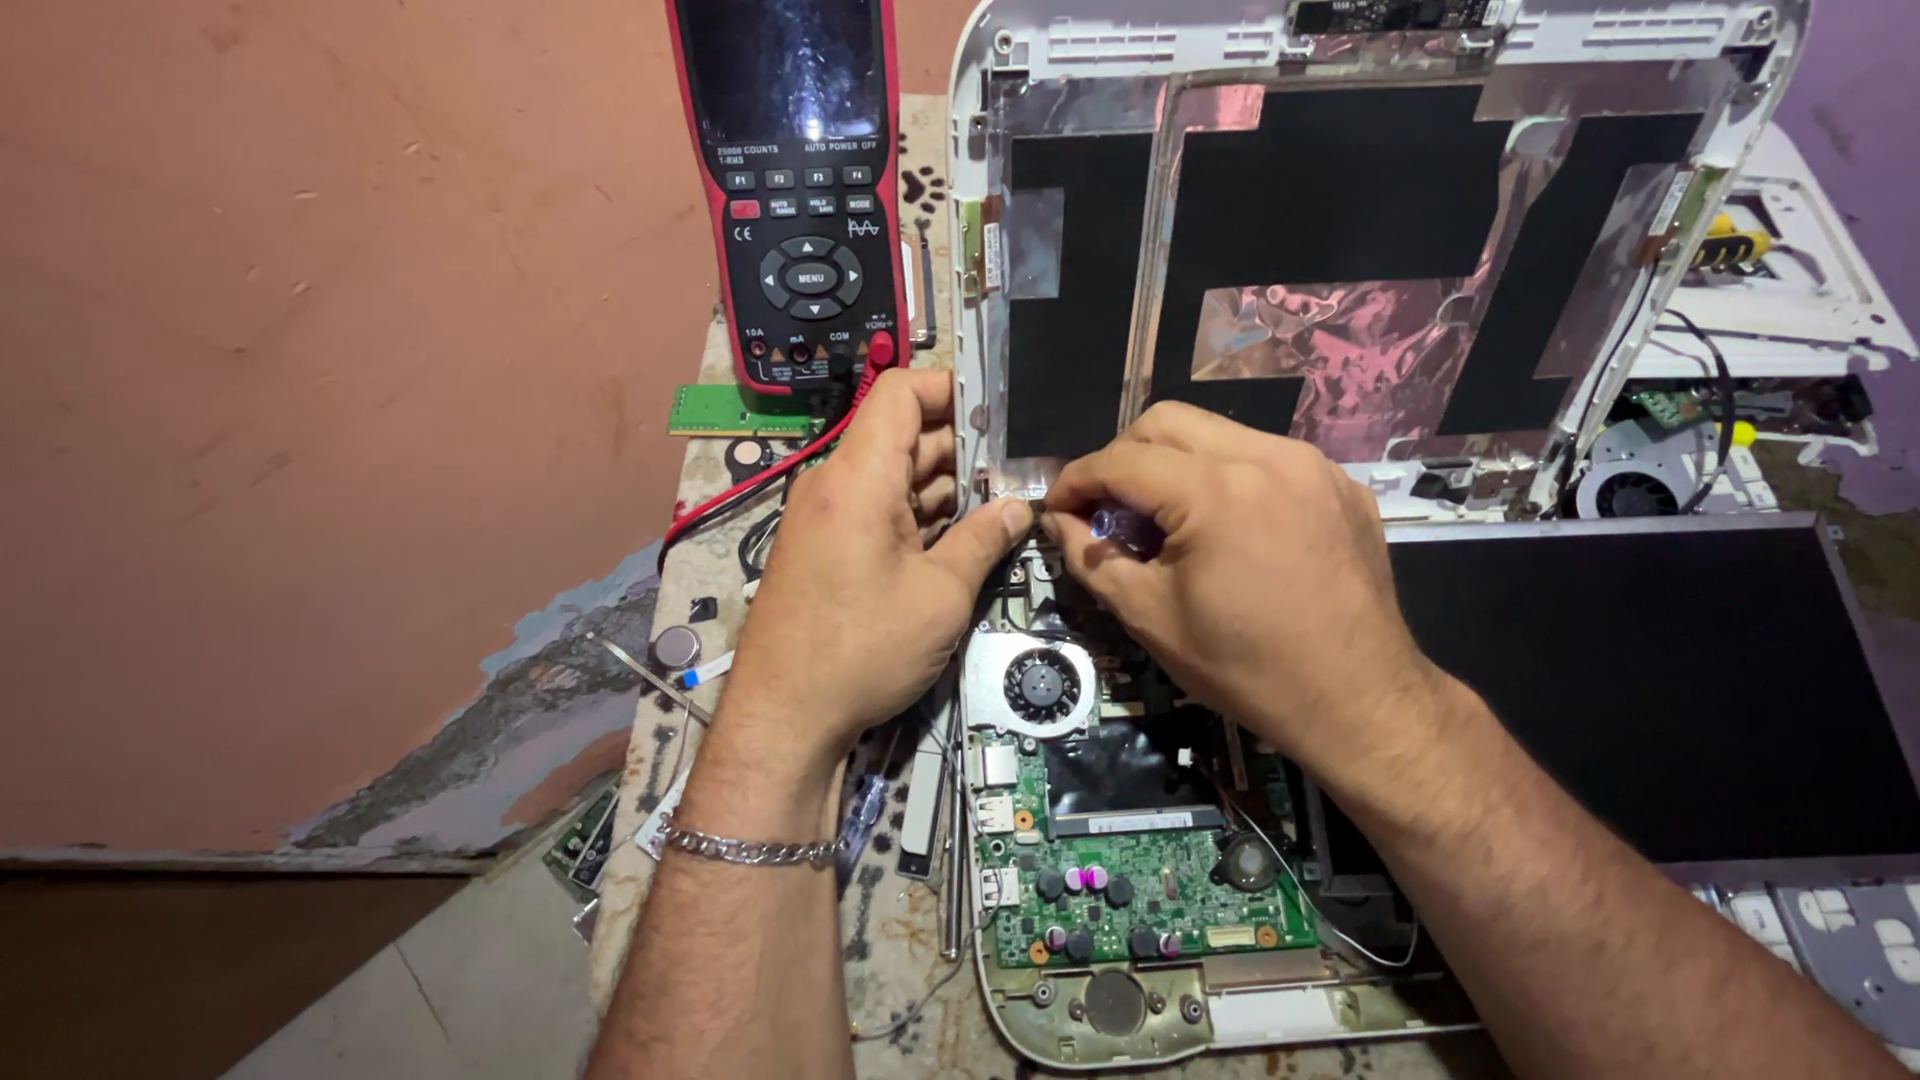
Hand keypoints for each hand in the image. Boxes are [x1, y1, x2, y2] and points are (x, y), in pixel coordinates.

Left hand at [717, 368, 1032, 776]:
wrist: (784, 718)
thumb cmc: (862, 652)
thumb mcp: (940, 597)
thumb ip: (983, 541)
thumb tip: (1018, 509)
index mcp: (857, 479)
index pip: (900, 393)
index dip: (951, 388)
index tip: (999, 411)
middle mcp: (835, 486)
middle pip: (902, 436)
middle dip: (962, 447)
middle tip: (1019, 469)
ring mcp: (826, 518)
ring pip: (893, 477)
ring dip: (944, 486)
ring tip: (1002, 503)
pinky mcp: (826, 549)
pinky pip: (877, 511)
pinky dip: (918, 515)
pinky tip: (961, 536)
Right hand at [1041, 402, 1445, 791]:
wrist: (1358, 700)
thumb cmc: (1245, 668)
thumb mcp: (1149, 617)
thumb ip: (1093, 558)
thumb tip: (1059, 522)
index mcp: (1216, 492)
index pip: (1122, 460)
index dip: (1077, 480)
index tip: (1057, 507)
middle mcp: (1267, 458)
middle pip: (1167, 422)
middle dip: (1121, 456)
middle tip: (1106, 507)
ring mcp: (1312, 466)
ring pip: (1218, 432)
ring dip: (1174, 462)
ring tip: (1164, 517)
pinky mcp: (1341, 485)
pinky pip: (1265, 457)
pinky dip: (1227, 476)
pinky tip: (1225, 527)